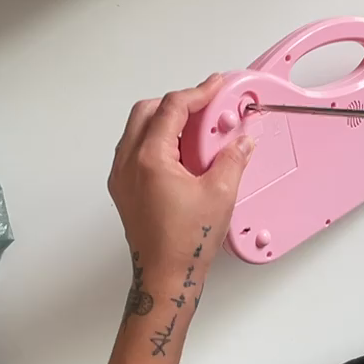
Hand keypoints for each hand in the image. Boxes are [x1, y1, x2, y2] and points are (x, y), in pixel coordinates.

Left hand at [108, 75, 255, 278]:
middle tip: (204, 107)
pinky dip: (155, 141)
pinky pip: (133, 150)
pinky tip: (180, 154)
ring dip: (163, 121)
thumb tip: (242, 142)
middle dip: (176, 103)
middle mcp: (128, 164)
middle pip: (146, 111)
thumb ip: (233, 160)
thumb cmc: (184, 242)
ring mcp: (121, 177)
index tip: (214, 87)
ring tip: (195, 130)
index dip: (197, 92)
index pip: (171, 108)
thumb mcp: (220, 195)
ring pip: (136, 130)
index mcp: (150, 159)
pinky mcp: (122, 190)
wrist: (164, 276)